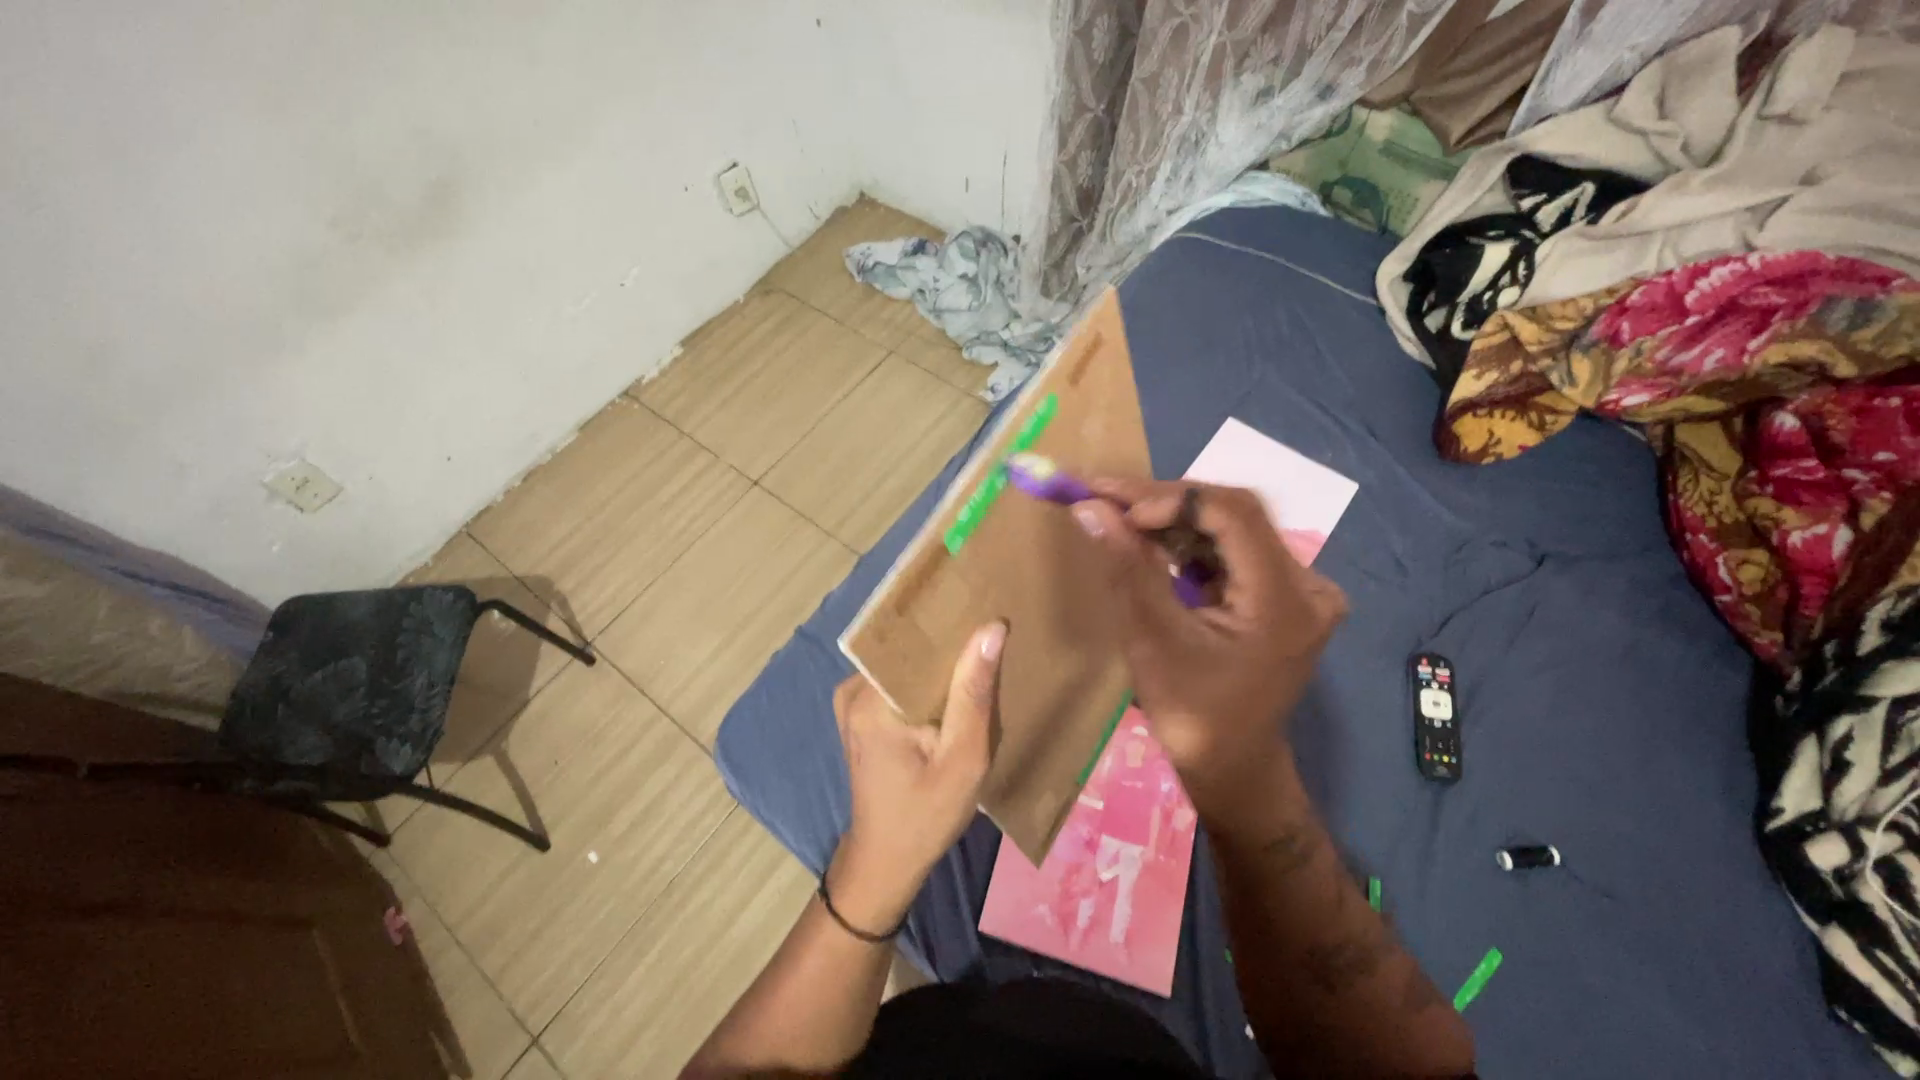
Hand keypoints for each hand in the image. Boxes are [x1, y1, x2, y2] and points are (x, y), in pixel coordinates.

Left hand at [826, 621, 1004, 934]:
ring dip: (942, 666)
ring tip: (982, 658)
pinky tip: (959, 688)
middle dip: (950, 646)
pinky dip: (929, 684)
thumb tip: (991, 628)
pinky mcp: (861, 714)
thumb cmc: (926, 817)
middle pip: (909, 651)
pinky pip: (900, 682)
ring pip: (907, 665)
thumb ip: (974, 694)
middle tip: (994, 636)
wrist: (887, 860)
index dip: (952, 626)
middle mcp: (853, 692)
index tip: (988, 611)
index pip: (914, 642)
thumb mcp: (963, 761)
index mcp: (870, 701)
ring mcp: (852, 702)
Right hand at [1070, 481, 1346, 813]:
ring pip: (1232, 527)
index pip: (1234, 515)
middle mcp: (1308, 584)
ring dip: (1173, 518)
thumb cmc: (1192, 715)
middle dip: (1165, 502)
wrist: (1233, 766)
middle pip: (1234, 515)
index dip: (1170, 498)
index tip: (1111, 502)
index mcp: (1285, 599)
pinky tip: (1150, 540)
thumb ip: (1128, 567)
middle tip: (1104, 495)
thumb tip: (1089, 507)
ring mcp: (1301, 589)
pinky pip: (1234, 550)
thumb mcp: (1153, 639)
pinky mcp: (1284, 594)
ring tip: (1118, 514)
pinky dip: (1190, 542)